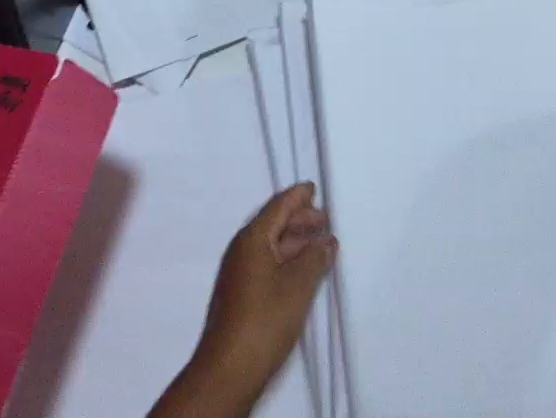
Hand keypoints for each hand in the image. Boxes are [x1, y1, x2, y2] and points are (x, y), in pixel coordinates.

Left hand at [191, 182, 337, 402]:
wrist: (229, 368)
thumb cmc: (265, 319)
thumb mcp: (298, 285)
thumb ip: (314, 258)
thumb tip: (325, 240)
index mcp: (251, 239)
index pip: (277, 207)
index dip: (296, 197)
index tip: (312, 187)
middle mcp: (242, 250)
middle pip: (273, 224)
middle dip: (299, 218)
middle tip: (324, 217)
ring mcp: (239, 273)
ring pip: (271, 245)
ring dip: (295, 240)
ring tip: (321, 242)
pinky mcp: (242, 294)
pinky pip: (268, 262)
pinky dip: (287, 259)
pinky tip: (304, 270)